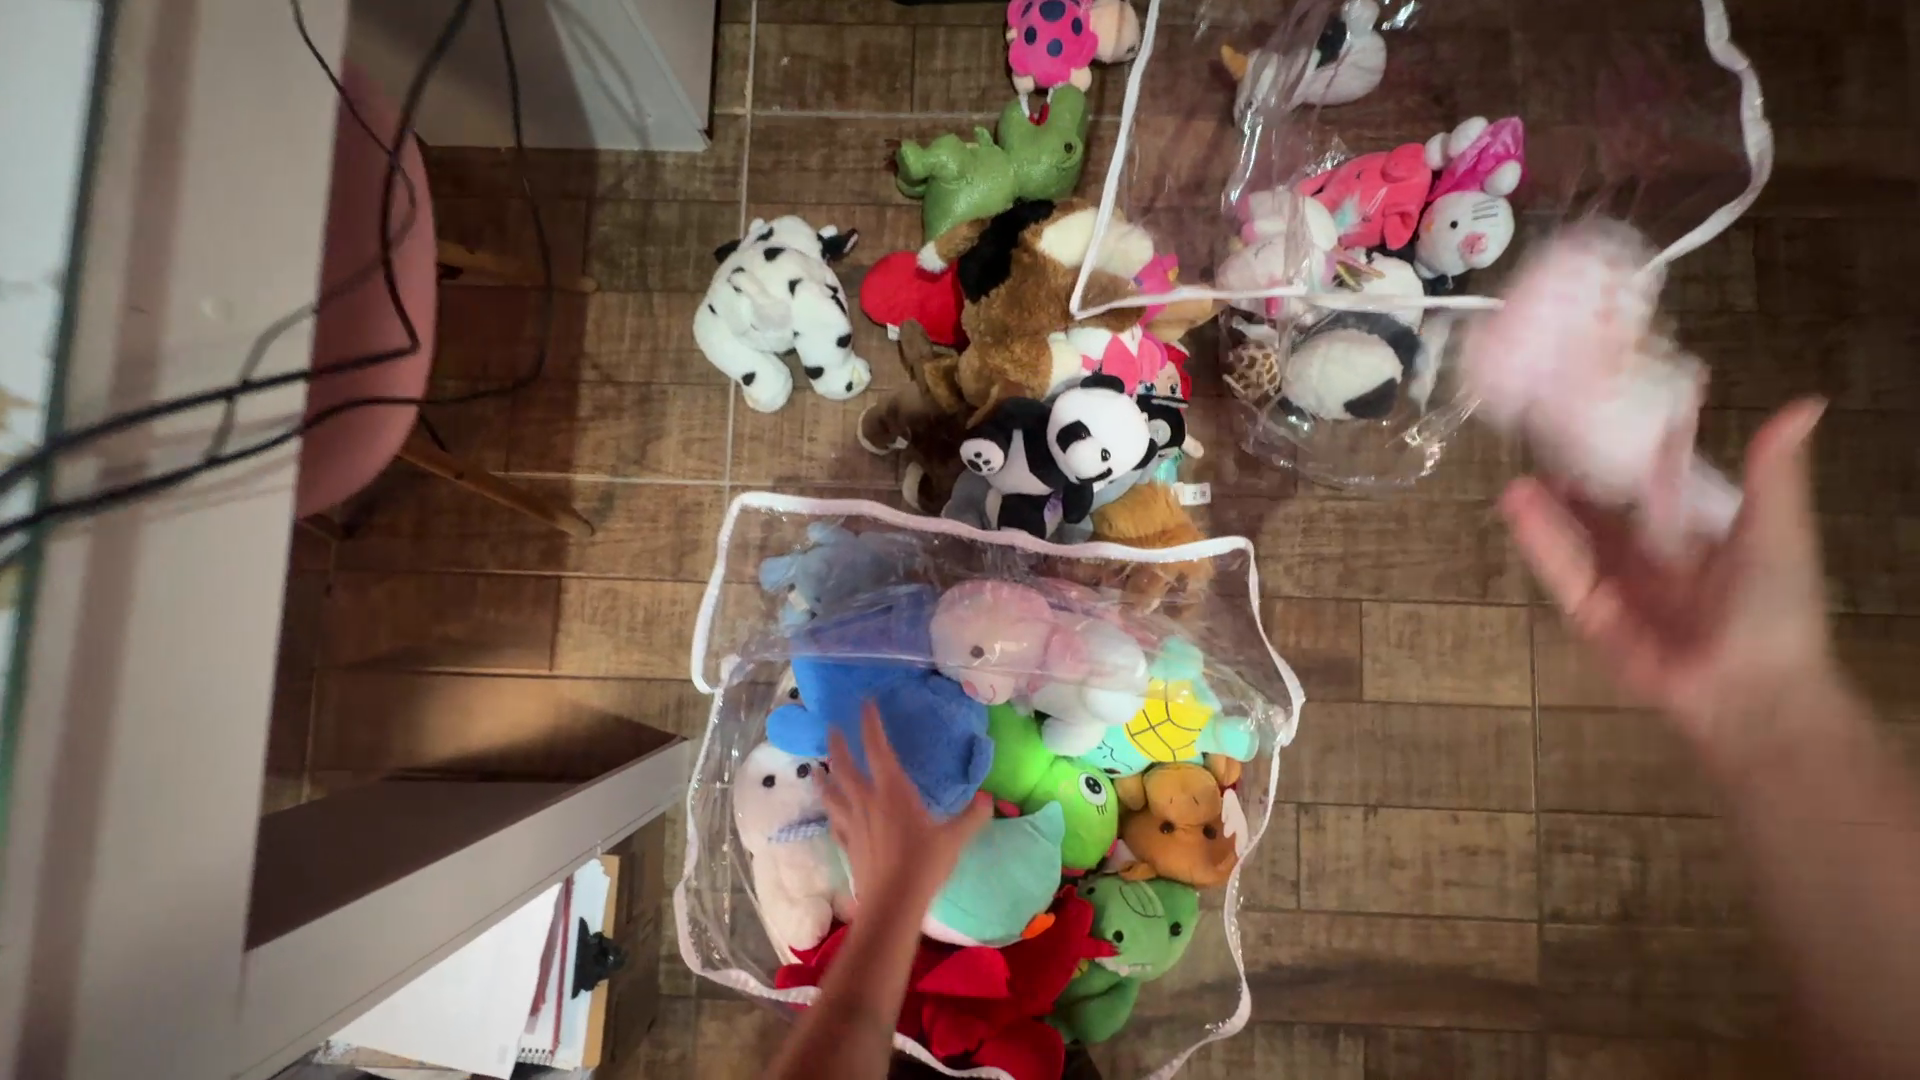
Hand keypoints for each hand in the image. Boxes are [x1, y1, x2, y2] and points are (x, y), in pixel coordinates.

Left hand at [821, 702, 991, 911]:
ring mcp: (852, 823)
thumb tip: (989, 798)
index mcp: (892, 790)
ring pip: (831, 792)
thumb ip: (972, 816)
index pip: (877, 748)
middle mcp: (867, 800)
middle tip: (832, 728)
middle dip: (837, 744)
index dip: (870, 723)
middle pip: (844, 765)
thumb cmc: (923, 865)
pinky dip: (830, 811)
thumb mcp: (954, 839)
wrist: (892, 904)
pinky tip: (830, 812)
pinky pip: (834, 821)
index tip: (865, 703)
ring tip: (816, 768)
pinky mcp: (846, 844)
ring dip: (823, 777)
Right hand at [1500, 398, 1833, 742]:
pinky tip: (1518, 506)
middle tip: (1543, 443)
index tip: (1611, 413)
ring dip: (1548, 507)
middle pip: (1606, 509)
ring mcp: (1616, 582)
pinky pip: (1560, 569)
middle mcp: (1652, 555)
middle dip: (1577, 480)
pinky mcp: (1587, 608)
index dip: (1637, 452)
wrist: (1748, 688)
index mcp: (1699, 535)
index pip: (1661, 485)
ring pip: (1575, 537)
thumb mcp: (1776, 533)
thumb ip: (1773, 474)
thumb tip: (1805, 404)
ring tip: (1520, 475)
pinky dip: (1538, 539)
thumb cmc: (1772, 609)